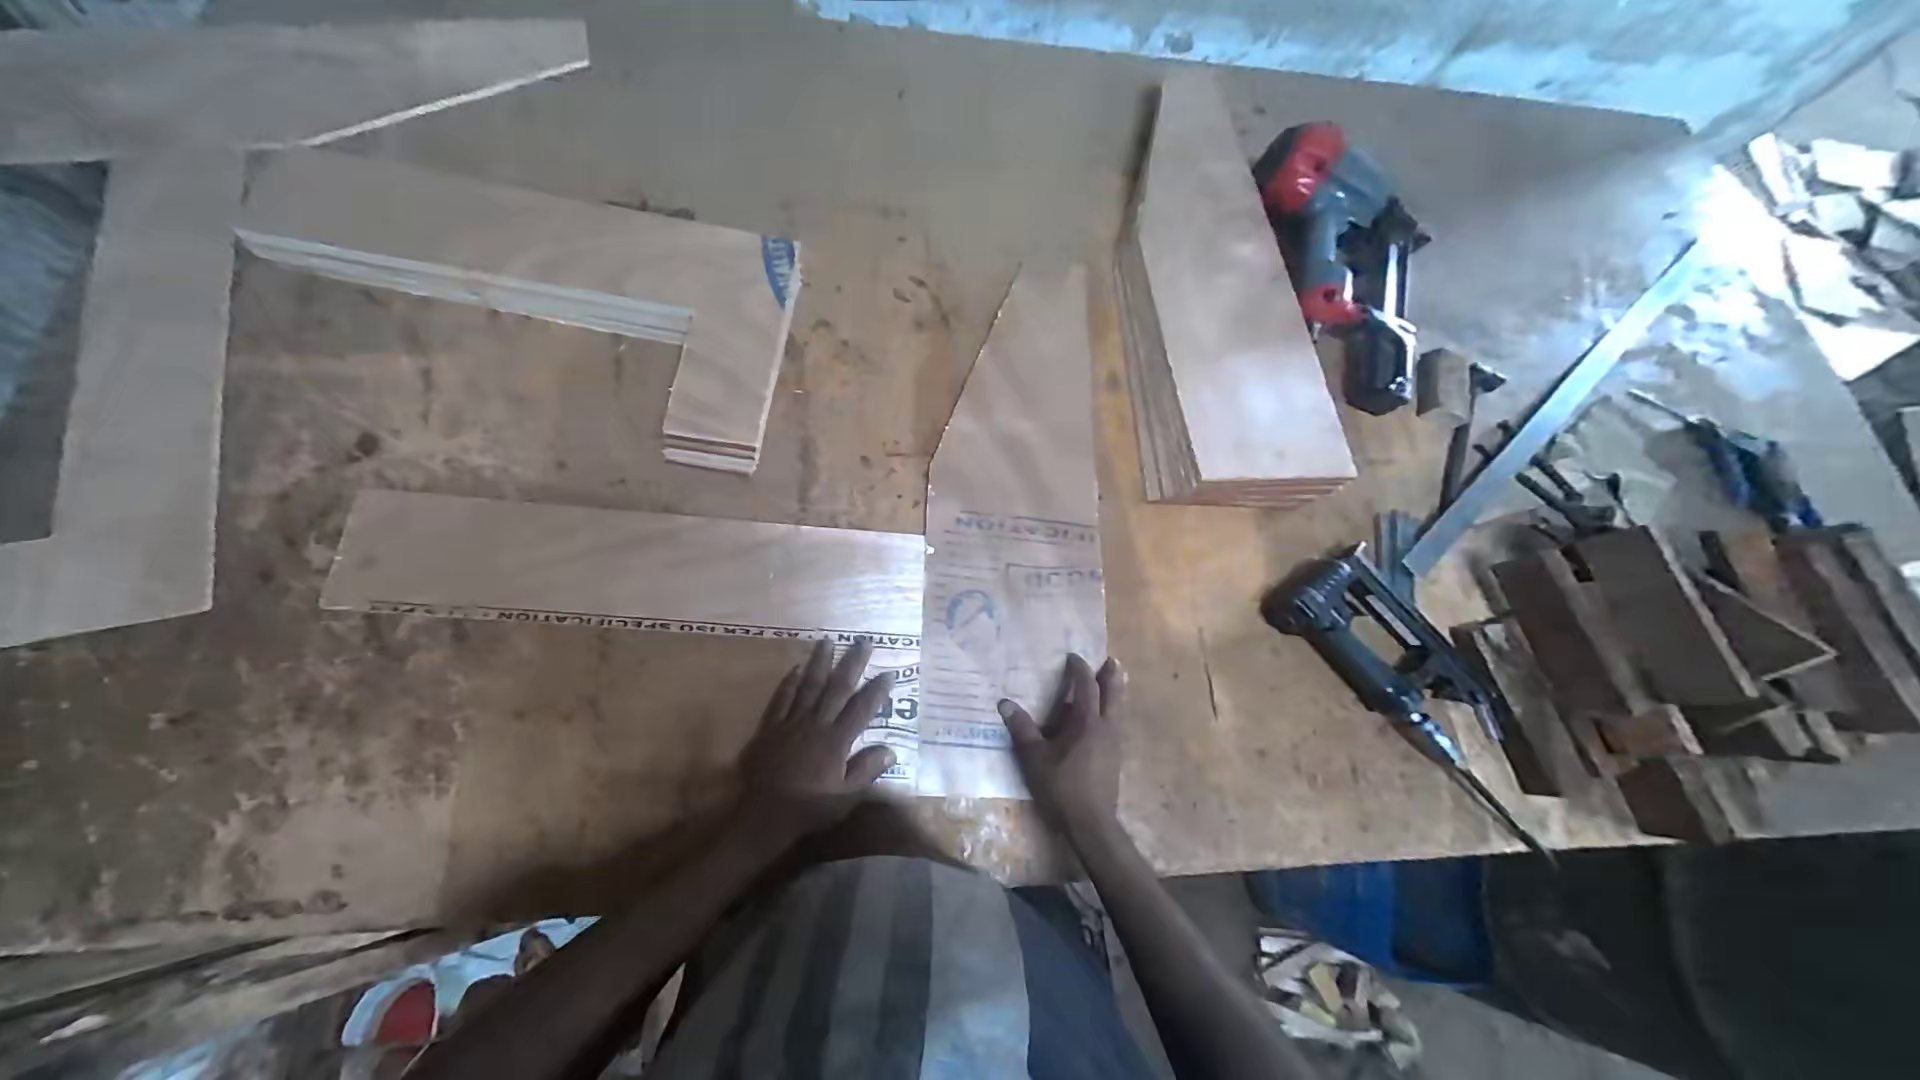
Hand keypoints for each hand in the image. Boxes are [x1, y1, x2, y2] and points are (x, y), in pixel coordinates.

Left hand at [736, 637, 897, 838]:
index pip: (862, 709)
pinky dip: (789, 682)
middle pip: (837, 688)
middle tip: (863, 641)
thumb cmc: (809, 809)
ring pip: (809, 686)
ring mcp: (791, 722)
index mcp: (837, 741)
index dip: (877, 690)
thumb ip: (867, 770)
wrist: (763, 816)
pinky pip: (781, 698)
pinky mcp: (770, 727)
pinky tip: (796, 667)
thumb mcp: (846, 797)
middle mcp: (816, 724)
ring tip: (828, 640)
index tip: (889, 672)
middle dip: (852, 663)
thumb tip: (891, 749)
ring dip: (820, 662)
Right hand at [999, 654, 1123, 834]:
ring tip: (1113, 682)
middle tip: (1111, 660)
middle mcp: (1106, 727)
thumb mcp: (1034, 757)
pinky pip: (1116, 725)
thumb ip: (1022, 728)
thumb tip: (1005, 703)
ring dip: (1115, 693)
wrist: (1091, 823)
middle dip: (1111, 675)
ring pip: (1118, 710)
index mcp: (1087, 722)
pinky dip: (1112, 712)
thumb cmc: (1061, 787)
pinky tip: (1103, 720)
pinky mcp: (1116, 758)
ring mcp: (1115, 744)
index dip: (1080, 669)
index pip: (1086, 686)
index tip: (1073, 657)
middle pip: (1114, 693)